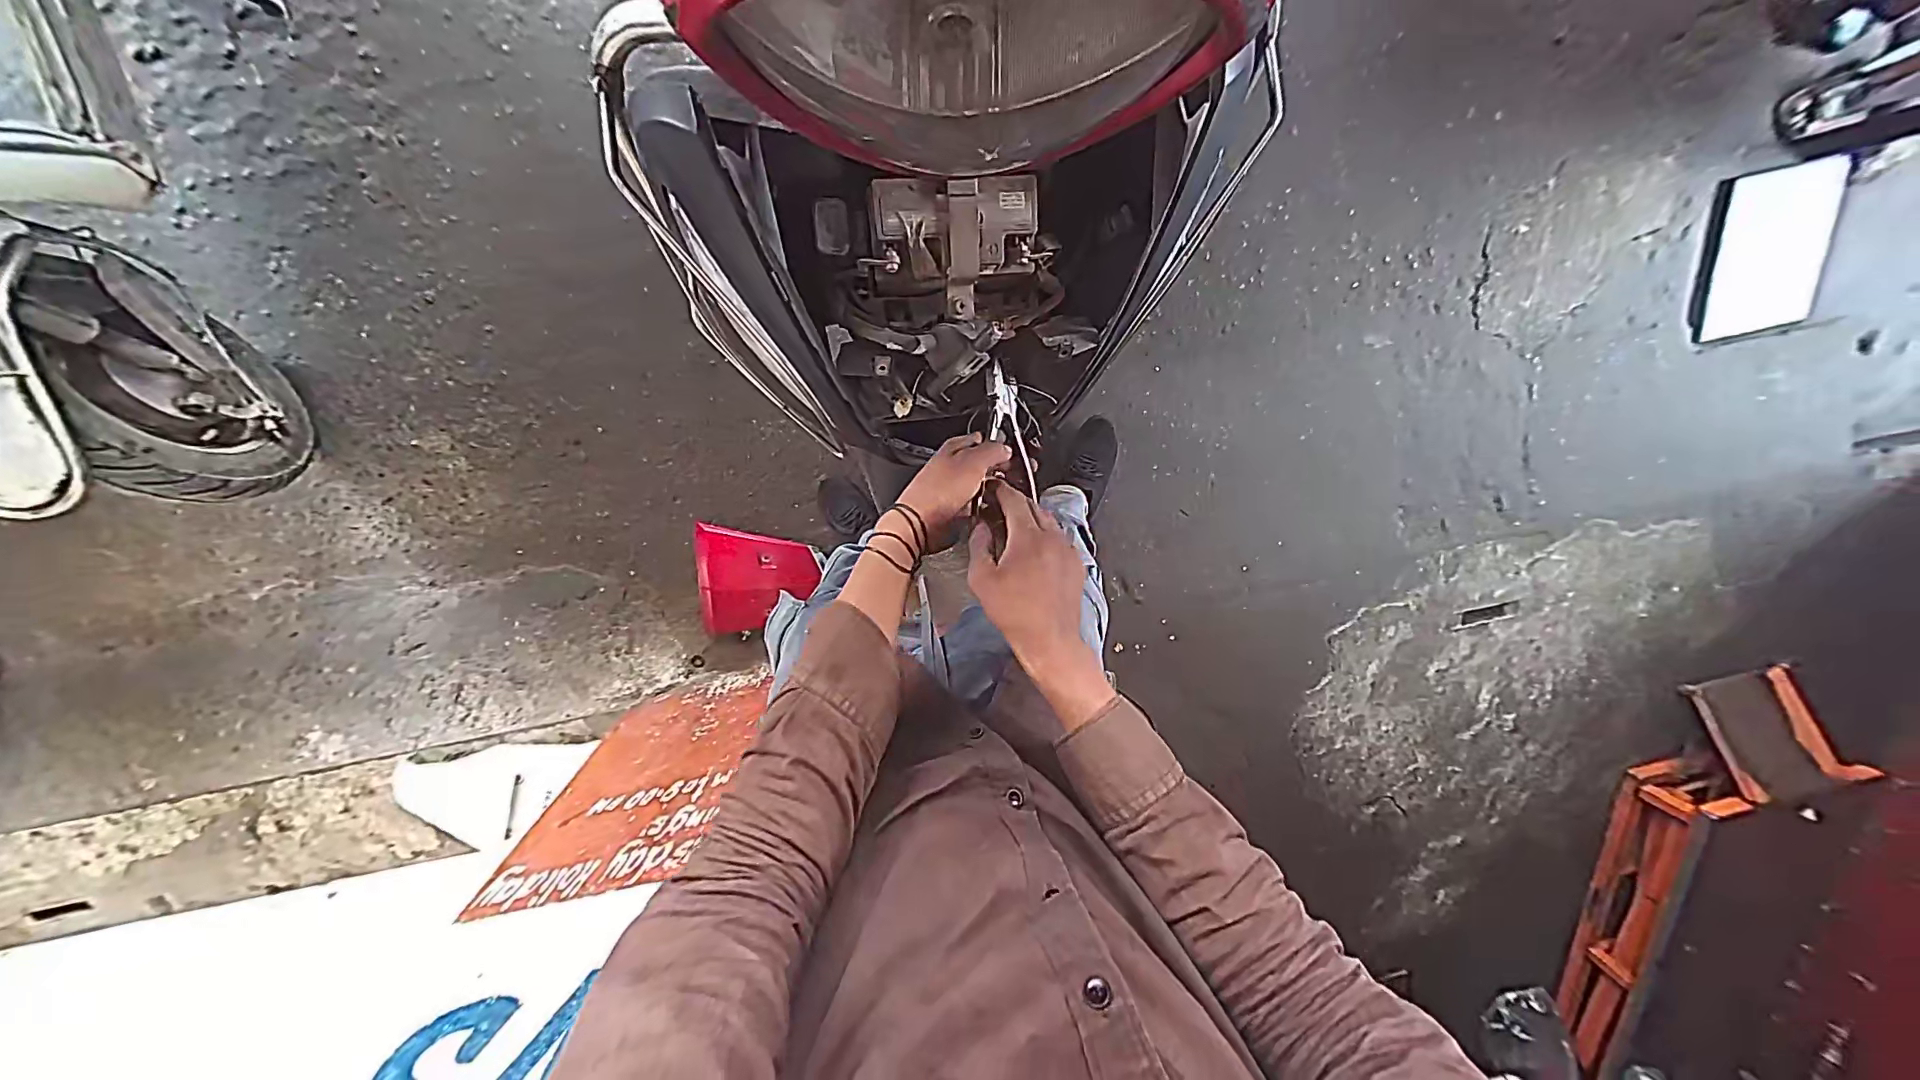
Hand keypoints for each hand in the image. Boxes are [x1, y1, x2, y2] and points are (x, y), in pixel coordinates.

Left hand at [896, 433, 1011, 535]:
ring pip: (980, 485)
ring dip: (991, 490)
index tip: (1011, 457)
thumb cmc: (937, 491)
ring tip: (997, 495)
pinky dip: (982, 506)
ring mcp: (952, 488)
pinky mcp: (953, 508)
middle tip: (1008, 477)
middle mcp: (951, 466)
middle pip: (982, 464)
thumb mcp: (973, 462)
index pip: (983, 440)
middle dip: (998, 471)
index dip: (1000, 447)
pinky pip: (975, 504)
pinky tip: (984, 509)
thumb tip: (1005, 448)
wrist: (921, 523)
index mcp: (954, 448)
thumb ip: (992, 451)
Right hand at [968, 482, 1116, 729]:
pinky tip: (1034, 552)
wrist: (1050, 640)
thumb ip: (979, 547)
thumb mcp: (982, 580)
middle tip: (1001, 508)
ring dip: (1032, 520)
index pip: (1015, 500)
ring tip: (1016, 530)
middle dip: (1016, 503)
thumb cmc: (1016, 614)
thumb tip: (981, 530)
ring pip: (1049, 523)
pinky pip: (1060, 541)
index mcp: (1028, 537)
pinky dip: (1046, 538)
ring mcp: (1068, 551)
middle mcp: (1052, 538)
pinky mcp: (1076, 565)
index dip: (1001, 491)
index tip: (994, 489)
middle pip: (1034, 507)